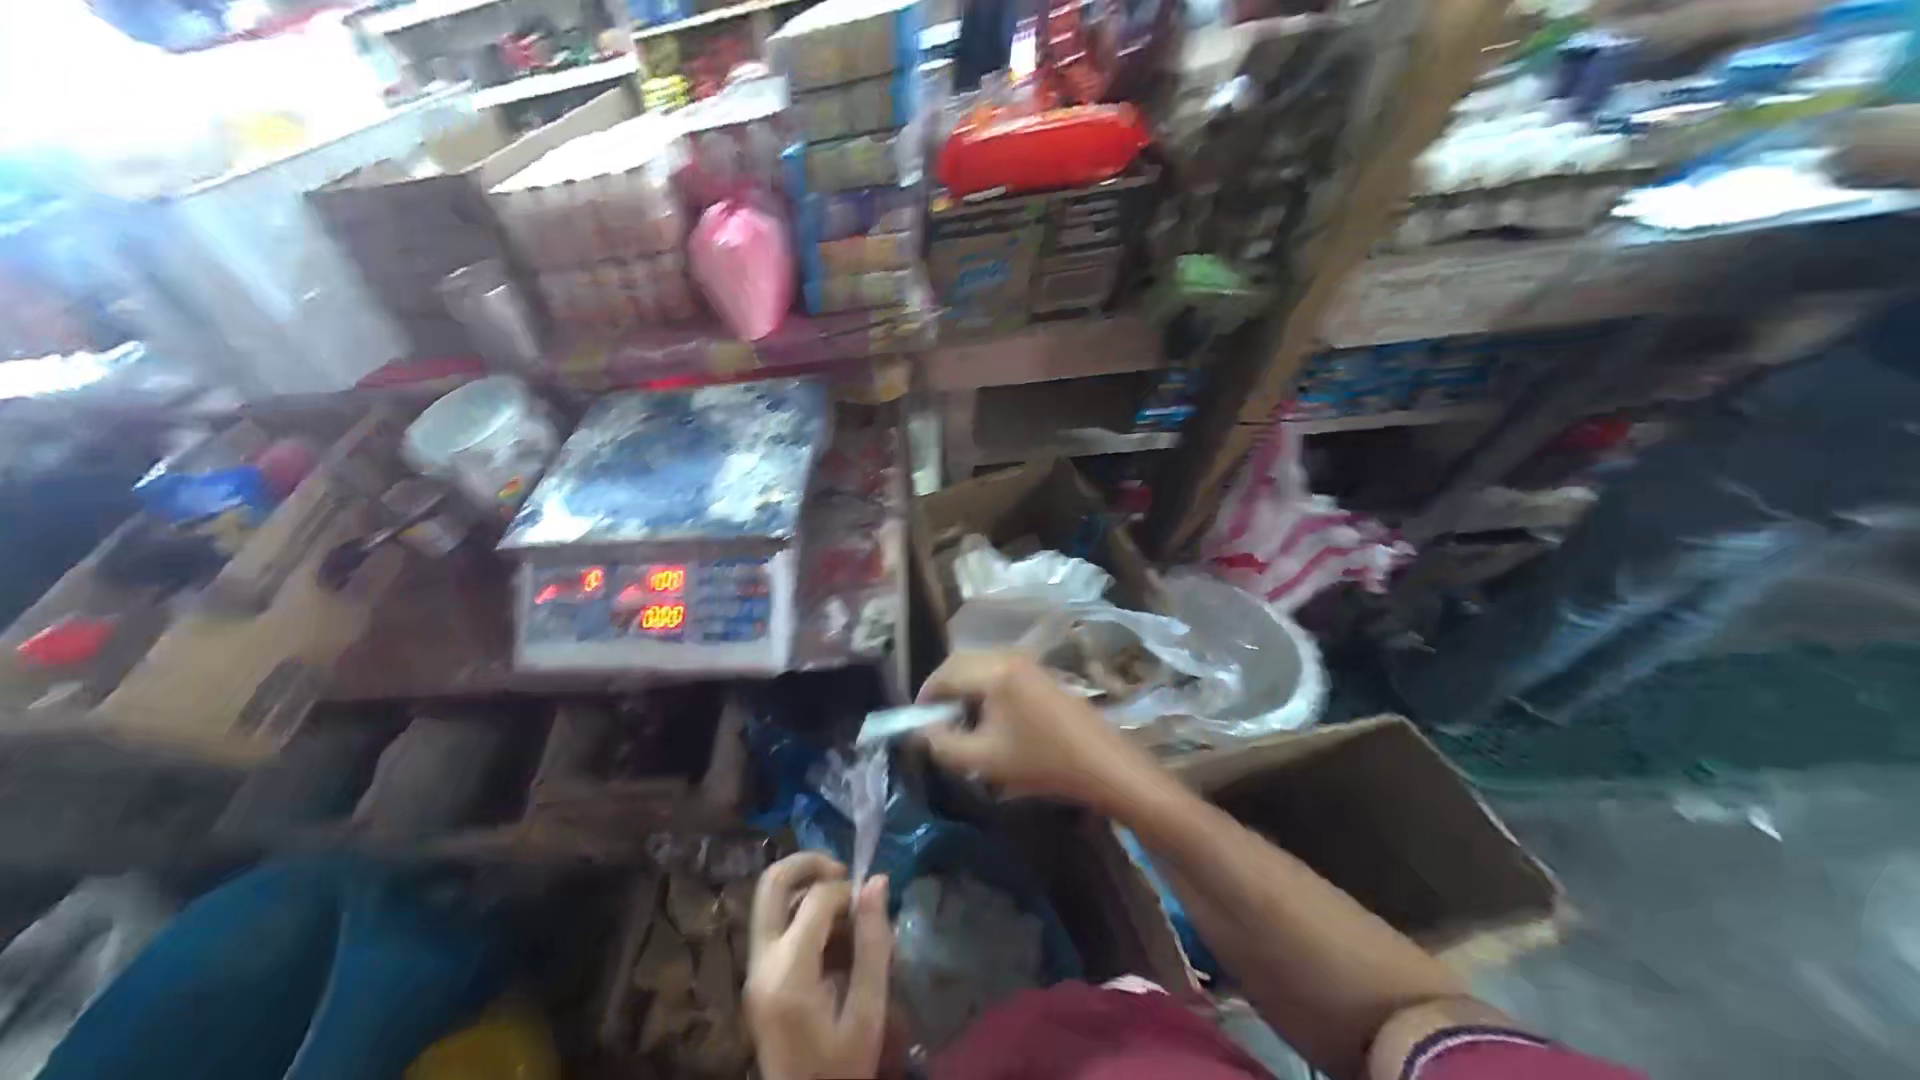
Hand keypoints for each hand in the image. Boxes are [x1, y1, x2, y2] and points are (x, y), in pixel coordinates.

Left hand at [745, 853, 891, 1079]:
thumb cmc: (841, 1069)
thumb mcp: (868, 1012)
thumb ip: (874, 944)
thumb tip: (878, 881)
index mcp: (788, 973)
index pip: (815, 900)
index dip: (848, 891)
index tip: (872, 906)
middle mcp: (761, 962)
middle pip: (772, 882)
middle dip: (809, 864)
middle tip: (843, 873)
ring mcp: (753, 969)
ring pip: (771, 899)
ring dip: (807, 890)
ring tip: (844, 912)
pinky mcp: (757, 977)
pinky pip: (775, 923)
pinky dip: (803, 913)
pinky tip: (833, 938)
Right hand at [914, 649, 1161, 813]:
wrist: (1102, 763)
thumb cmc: (1041, 762)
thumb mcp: (984, 761)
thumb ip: (943, 745)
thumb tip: (921, 732)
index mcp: (994, 672)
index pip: (944, 673)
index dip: (925, 697)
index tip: (917, 722)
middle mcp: (1010, 656)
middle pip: (961, 662)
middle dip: (943, 688)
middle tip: (936, 721)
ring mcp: (1029, 662)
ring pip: (980, 664)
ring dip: (964, 686)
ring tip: (962, 722)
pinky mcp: (1041, 672)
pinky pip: (999, 669)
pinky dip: (984, 686)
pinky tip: (991, 718)